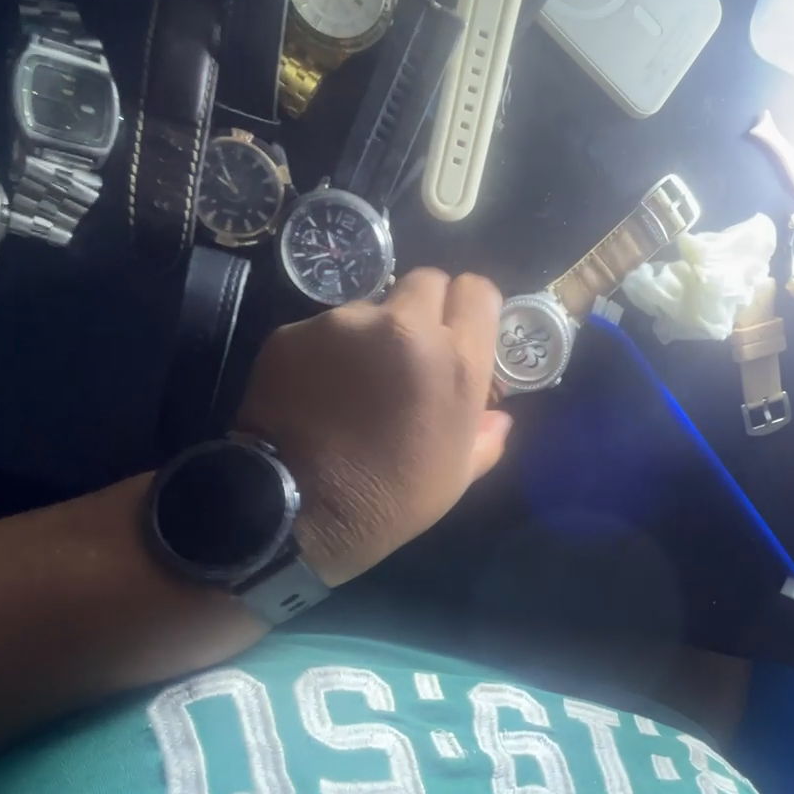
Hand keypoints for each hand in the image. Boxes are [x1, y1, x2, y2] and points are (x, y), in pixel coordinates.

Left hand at [234, 269, 511, 585]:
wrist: (294, 511)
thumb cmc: (390, 500)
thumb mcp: (456, 477)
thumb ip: (485, 436)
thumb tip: (500, 416)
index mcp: (455, 363)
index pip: (479, 291)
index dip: (470, 309)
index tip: (460, 332)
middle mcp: (405, 328)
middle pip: (427, 281)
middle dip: (424, 310)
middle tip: (412, 353)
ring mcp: (345, 324)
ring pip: (372, 307)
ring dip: (373, 334)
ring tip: (357, 383)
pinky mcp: (295, 330)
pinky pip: (325, 328)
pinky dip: (328, 351)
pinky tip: (320, 390)